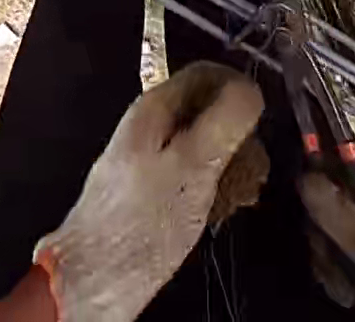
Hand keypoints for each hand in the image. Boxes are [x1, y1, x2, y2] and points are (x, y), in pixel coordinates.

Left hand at [34, 62, 263, 321]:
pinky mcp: (149, 189)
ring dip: (228, 161)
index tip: (260, 117)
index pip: (204, 73)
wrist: (94, 281)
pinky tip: (223, 208)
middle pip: (204, 108)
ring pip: (200, 142)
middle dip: (236, 132)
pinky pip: (189, 171)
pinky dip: (211, 183)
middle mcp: (149, 124)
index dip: (237, 87)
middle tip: (256, 165)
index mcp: (155, 106)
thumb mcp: (193, 165)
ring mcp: (147, 157)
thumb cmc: (145, 220)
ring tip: (246, 192)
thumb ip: (225, 122)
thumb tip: (251, 88)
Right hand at [300, 144, 354, 321]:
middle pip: (339, 189)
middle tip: (330, 268)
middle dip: (327, 230)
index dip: (317, 181)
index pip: (336, 149)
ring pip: (348, 218)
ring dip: (338, 253)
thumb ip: (331, 207)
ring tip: (345, 288)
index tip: (310, 220)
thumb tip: (301, 176)